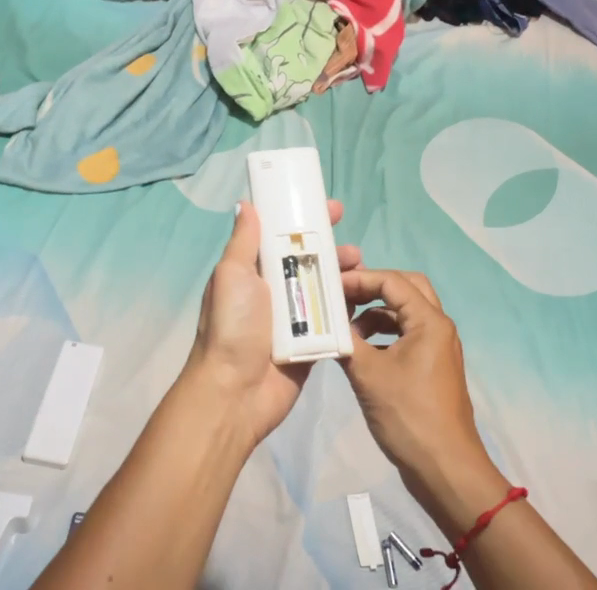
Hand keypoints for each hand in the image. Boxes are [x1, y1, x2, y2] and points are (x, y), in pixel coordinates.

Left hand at [183, 199, 355, 442]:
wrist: (234, 392)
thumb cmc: (231, 327)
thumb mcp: (232, 275)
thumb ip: (243, 241)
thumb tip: (245, 204)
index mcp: (254, 272)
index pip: (282, 237)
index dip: (304, 221)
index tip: (329, 208)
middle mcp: (274, 291)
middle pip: (309, 262)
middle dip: (332, 250)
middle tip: (354, 249)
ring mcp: (294, 319)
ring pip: (325, 289)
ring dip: (345, 277)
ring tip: (362, 270)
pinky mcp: (311, 344)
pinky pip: (334, 321)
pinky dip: (349, 308)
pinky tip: (365, 298)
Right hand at [338, 269, 509, 535]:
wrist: (444, 468)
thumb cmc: (408, 415)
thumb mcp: (368, 374)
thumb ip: (345, 341)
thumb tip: (325, 323)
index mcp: (429, 321)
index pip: (392, 281)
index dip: (359, 279)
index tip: (330, 286)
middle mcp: (438, 327)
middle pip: (406, 289)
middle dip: (373, 289)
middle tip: (343, 297)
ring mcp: (437, 348)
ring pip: (405, 314)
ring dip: (376, 314)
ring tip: (346, 328)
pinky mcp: (432, 368)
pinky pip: (406, 336)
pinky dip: (383, 335)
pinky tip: (360, 351)